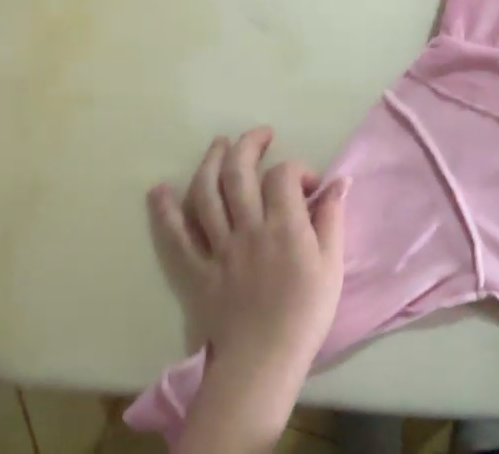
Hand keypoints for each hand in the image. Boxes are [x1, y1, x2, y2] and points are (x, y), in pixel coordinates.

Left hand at [150, 128, 348, 380]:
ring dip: (210, 162)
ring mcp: (216, 248)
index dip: (297, 169)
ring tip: (218, 145)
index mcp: (284, 227)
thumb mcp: (332, 266)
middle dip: (248, 145)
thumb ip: (333, 220)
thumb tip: (339, 183)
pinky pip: (174, 237)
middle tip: (259, 135)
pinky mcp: (194, 271)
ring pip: (205, 194)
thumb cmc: (305, 315)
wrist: (262, 363)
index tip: (308, 184)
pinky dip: (164, 211)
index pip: (282, 176)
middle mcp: (247, 228)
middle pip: (239, 172)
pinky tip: (160, 191)